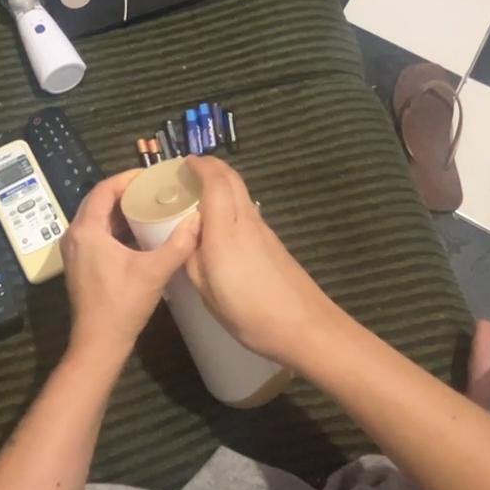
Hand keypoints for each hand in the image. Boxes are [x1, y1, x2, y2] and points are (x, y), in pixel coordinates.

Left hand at [60, 170, 199, 365]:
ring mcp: (75, 250)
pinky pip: (96, 231)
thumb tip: (198, 220)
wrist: (99, 343)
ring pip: (96, 216)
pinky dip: (114, 225)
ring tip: (148, 203)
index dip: (127, 178)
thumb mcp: (154, 272)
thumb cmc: (122, 305)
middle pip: (98, 200)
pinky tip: (138, 229)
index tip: (151, 175)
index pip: (104, 189)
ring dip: (119, 208)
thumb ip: (178, 245)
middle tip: (152, 187)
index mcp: (87, 230)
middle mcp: (75, 235)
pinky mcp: (80, 262)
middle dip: (124, 190)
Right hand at [182, 157, 347, 367]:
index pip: (216, 181)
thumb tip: (186, 236)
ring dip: (222, 183)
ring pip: (241, 192)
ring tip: (200, 195)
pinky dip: (230, 202)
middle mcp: (246, 220)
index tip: (184, 163)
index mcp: (225, 229)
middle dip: (211, 167)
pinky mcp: (272, 241)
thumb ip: (191, 257)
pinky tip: (220, 223)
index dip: (200, 166)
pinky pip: (247, 209)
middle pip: (232, 178)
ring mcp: (263, 229)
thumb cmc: (249, 311)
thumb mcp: (205, 290)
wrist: (304, 326)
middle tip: (189, 172)